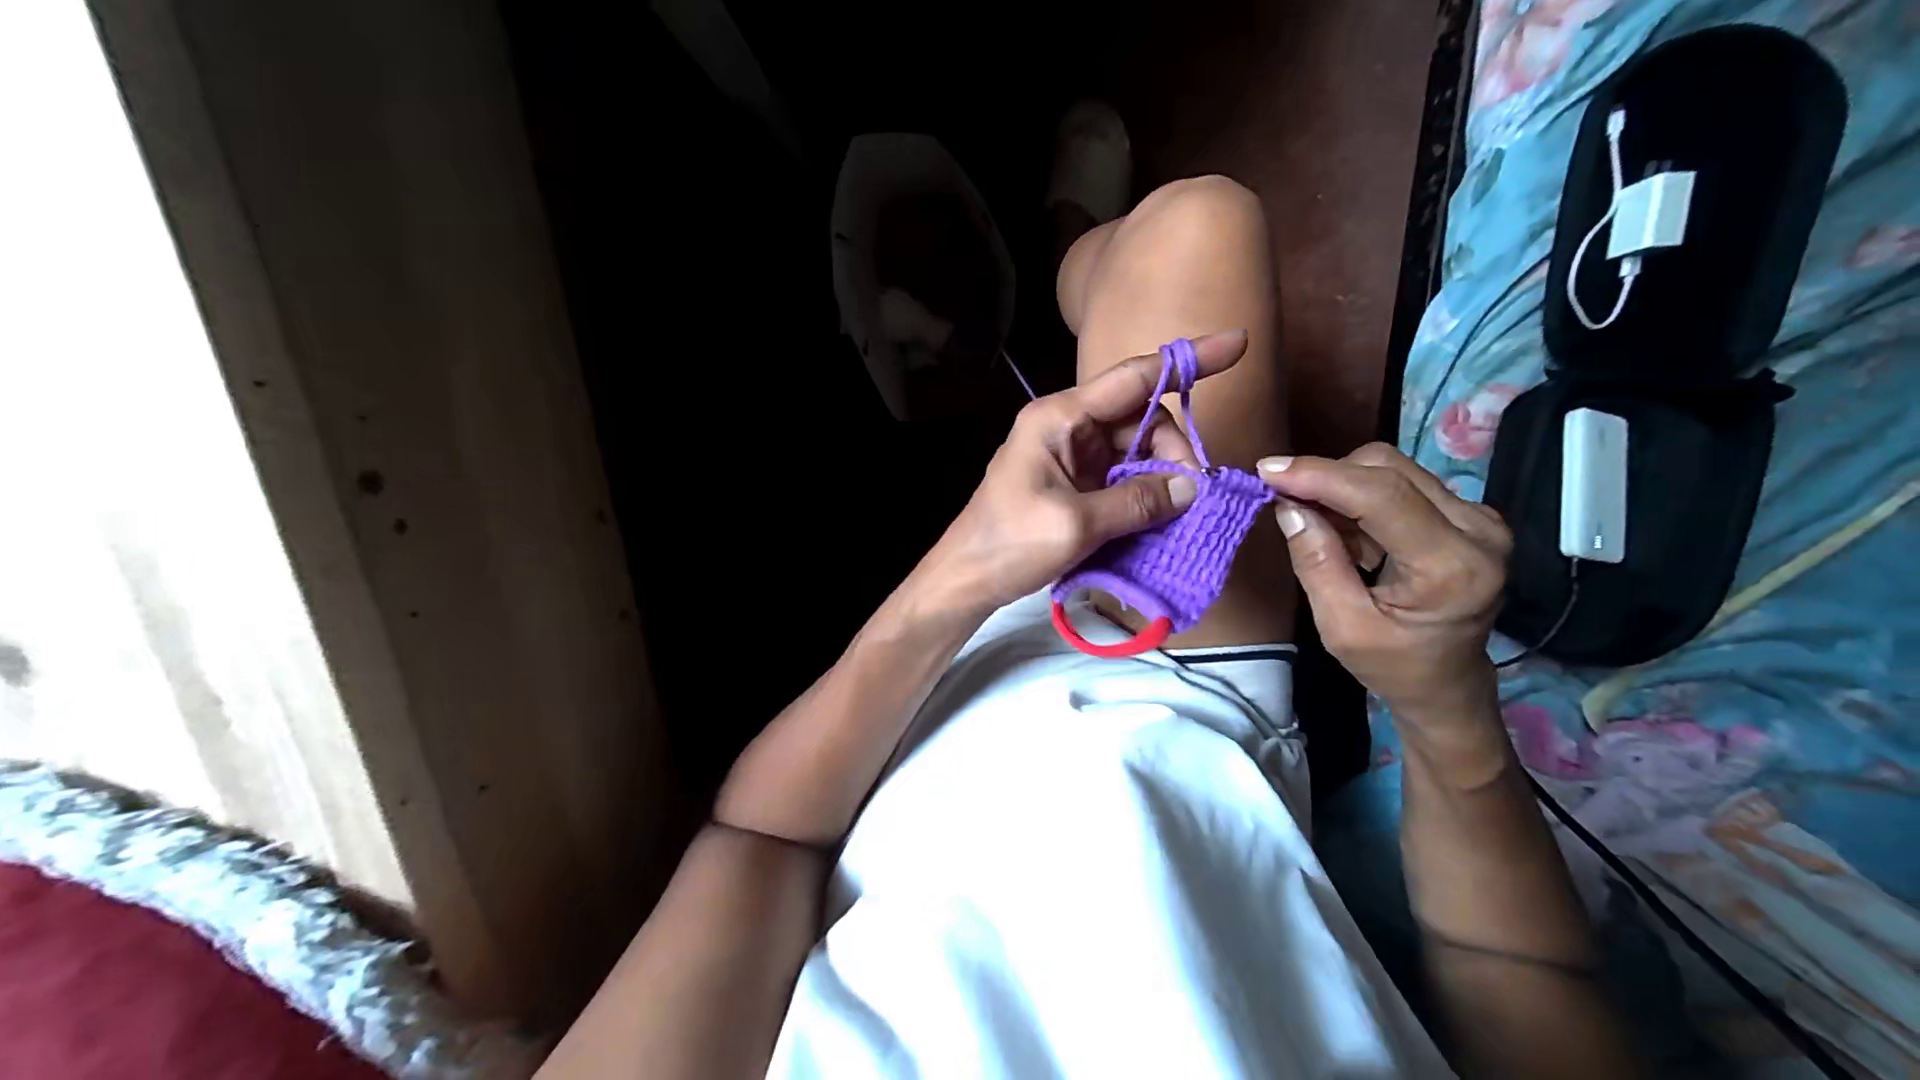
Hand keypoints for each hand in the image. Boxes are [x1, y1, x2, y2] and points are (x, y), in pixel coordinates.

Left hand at [910, 330, 1248, 618]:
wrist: (968, 578)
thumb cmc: (1009, 543)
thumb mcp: (1077, 523)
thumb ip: (1137, 500)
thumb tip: (1192, 488)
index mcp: (1060, 418)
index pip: (1134, 378)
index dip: (1186, 362)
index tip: (1237, 344)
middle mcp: (1068, 428)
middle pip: (1142, 420)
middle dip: (1173, 452)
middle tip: (1191, 496)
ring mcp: (1072, 457)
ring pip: (1136, 451)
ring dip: (1163, 477)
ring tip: (1177, 513)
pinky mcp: (1075, 485)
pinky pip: (1123, 477)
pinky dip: (1145, 493)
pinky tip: (1161, 517)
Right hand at [1255, 443, 1511, 720]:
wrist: (1449, 684)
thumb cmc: (1394, 666)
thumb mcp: (1341, 628)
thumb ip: (1316, 563)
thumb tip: (1288, 506)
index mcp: (1450, 566)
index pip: (1381, 496)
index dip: (1320, 475)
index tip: (1267, 470)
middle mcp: (1477, 530)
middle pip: (1388, 470)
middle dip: (1326, 477)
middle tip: (1283, 499)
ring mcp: (1478, 518)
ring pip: (1393, 469)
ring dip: (1341, 485)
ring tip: (1316, 523)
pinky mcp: (1468, 514)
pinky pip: (1402, 483)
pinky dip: (1359, 496)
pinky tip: (1345, 529)